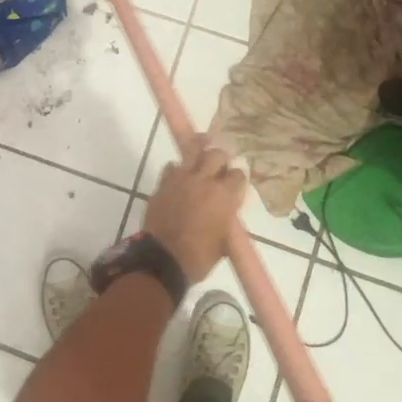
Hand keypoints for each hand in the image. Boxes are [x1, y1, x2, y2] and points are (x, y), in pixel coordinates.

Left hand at [143, 146, 245, 282]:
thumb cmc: (199, 257)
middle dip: (221, 157)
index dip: (237, 179)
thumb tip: (226, 210)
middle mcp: (205, 181)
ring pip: (193, 151)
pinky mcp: (163, 183)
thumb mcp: (224, 240)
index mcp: (224, 196)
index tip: (235, 183)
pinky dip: (177, 168)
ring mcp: (181, 179)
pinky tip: (180, 174)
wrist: (163, 259)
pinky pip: (172, 166)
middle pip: (217, 155)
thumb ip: (227, 218)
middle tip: (220, 163)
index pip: (238, 175)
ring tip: (203, 143)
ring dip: (200, 147)